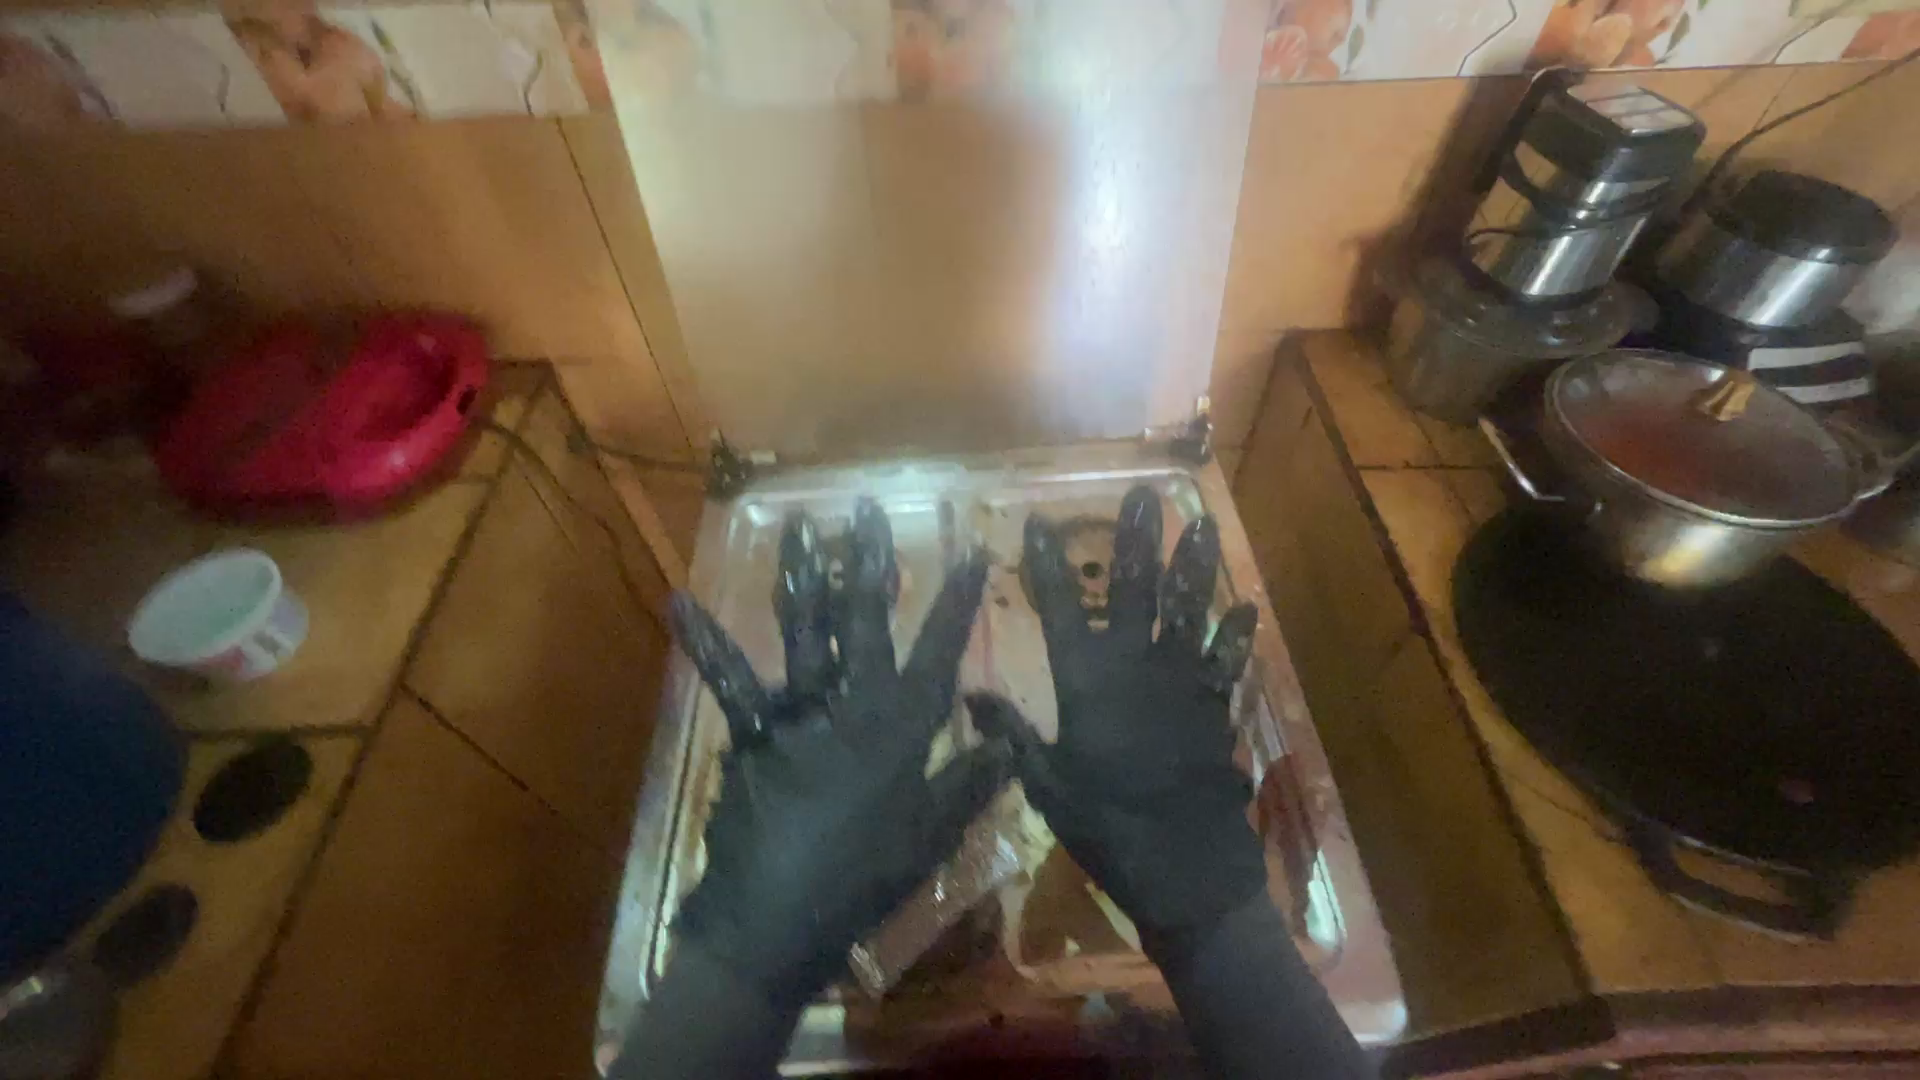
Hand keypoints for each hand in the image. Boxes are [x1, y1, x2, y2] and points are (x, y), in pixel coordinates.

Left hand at [667, 499, 1008, 1006]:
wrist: (777, 925)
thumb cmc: (864, 879)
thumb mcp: (933, 836)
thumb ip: (973, 781)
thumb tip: (1010, 737)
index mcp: (901, 727)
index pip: (939, 649)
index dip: (956, 600)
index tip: (970, 550)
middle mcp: (851, 703)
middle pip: (865, 619)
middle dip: (870, 561)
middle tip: (867, 509)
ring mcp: (796, 712)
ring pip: (804, 628)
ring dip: (802, 572)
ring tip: (801, 523)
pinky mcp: (751, 730)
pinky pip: (727, 679)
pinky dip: (703, 640)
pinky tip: (677, 600)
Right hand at [971, 485, 1264, 947]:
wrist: (1185, 866)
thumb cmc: (1105, 824)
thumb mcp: (1045, 782)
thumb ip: (1011, 734)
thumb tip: (970, 696)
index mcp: (1086, 681)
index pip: (1058, 607)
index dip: (1046, 562)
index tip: (1038, 521)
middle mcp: (1134, 666)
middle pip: (1133, 589)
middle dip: (1135, 538)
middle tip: (1143, 494)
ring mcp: (1181, 681)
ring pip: (1187, 609)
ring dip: (1194, 565)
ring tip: (1202, 523)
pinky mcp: (1214, 705)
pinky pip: (1226, 660)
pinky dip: (1235, 634)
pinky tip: (1245, 606)